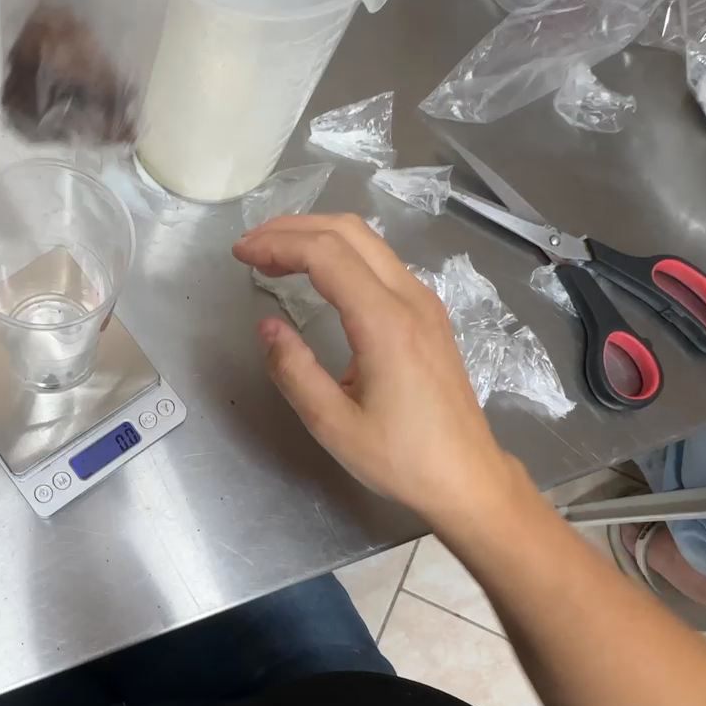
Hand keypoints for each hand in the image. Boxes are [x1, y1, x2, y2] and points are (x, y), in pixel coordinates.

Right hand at [232, 214, 532, 525]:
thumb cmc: (399, 458)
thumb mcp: (332, 424)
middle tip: (249, 246)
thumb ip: (294, 370)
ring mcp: (424, 303)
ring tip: (273, 256)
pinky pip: (380, 263)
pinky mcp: (427, 315)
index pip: (326, 255)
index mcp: (384, 323)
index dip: (277, 245)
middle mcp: (410, 299)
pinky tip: (315, 276)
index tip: (239, 255)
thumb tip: (267, 327)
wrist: (465, 476)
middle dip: (293, 229)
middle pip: (349, 233)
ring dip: (317, 238)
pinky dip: (339, 255)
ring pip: (368, 242)